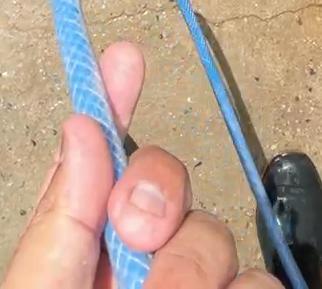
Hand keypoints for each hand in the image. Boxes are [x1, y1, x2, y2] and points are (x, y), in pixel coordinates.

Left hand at [1, 40, 279, 288]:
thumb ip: (58, 225)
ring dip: (191, 269)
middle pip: (171, 180)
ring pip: (218, 233)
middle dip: (158, 197)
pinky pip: (262, 282)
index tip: (123, 55)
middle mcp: (139, 261)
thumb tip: (80, 125)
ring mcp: (193, 284)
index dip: (113, 99)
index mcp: (81, 250)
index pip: (102, 158)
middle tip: (132, 233)